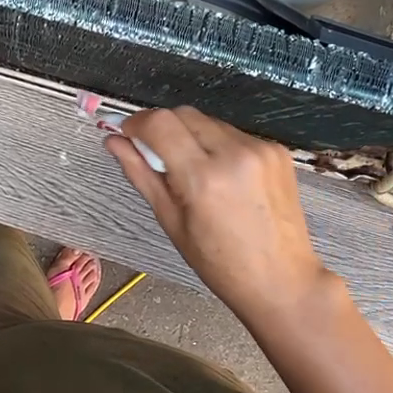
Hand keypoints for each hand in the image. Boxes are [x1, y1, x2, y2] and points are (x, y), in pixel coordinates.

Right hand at [105, 107, 332, 316]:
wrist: (281, 279)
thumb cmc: (219, 262)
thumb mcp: (170, 221)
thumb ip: (141, 174)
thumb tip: (112, 142)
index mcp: (203, 177)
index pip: (160, 123)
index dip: (135, 124)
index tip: (126, 136)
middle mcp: (235, 154)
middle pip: (182, 114)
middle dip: (161, 128)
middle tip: (154, 157)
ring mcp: (260, 149)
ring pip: (207, 121)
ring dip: (188, 136)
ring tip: (190, 172)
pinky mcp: (276, 150)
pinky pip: (233, 134)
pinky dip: (216, 145)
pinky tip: (219, 176)